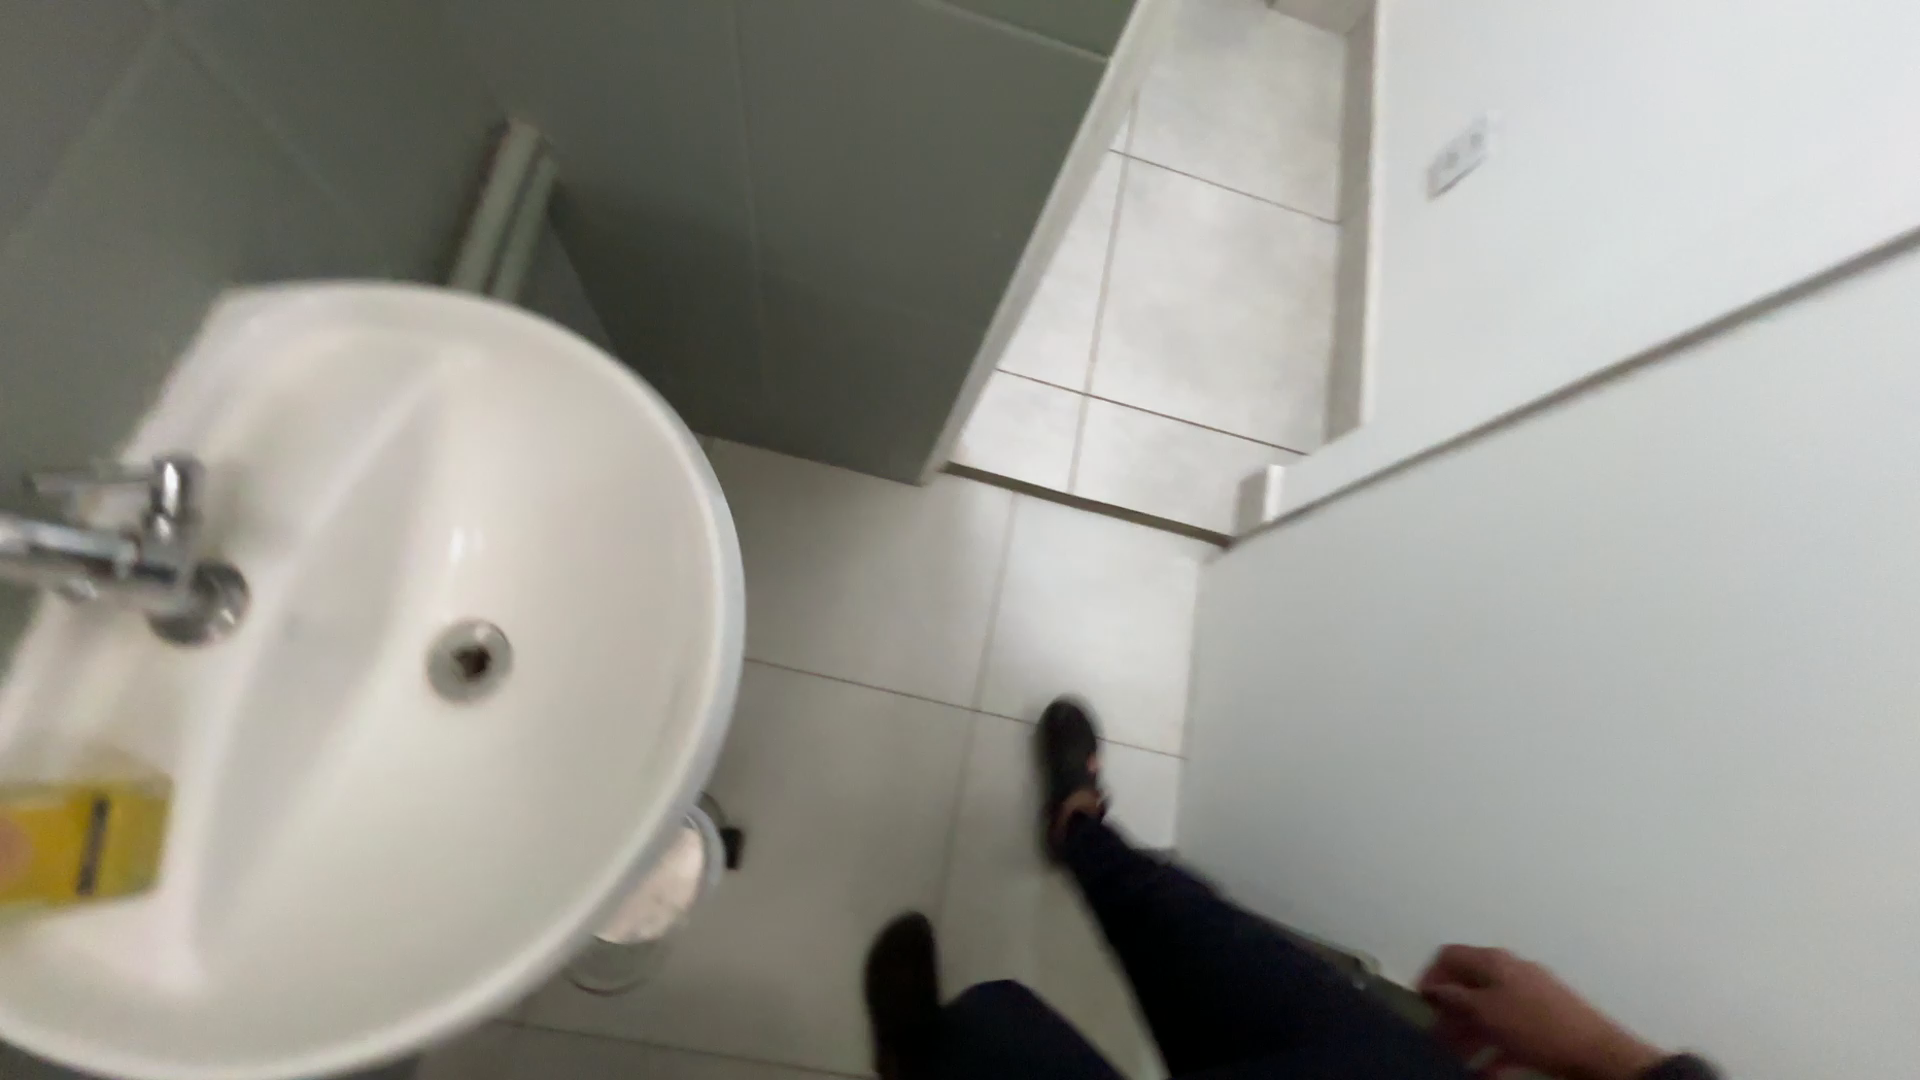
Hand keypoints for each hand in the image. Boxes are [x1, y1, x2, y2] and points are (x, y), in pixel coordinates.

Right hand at [1417, 945, 1664, 1079]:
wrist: (1605, 1057)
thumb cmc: (1536, 1026)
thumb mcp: (1486, 1012)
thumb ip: (1454, 998)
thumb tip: (1433, 989)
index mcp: (1493, 961)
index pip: (1449, 956)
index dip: (1430, 976)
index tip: (1420, 1002)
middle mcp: (1511, 972)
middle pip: (1469, 986)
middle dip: (1450, 1012)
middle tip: (1436, 1036)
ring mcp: (1533, 998)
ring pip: (1490, 1012)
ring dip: (1471, 1034)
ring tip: (1457, 1059)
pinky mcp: (1550, 1024)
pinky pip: (1512, 1031)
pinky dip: (1497, 1049)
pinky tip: (1487, 1073)